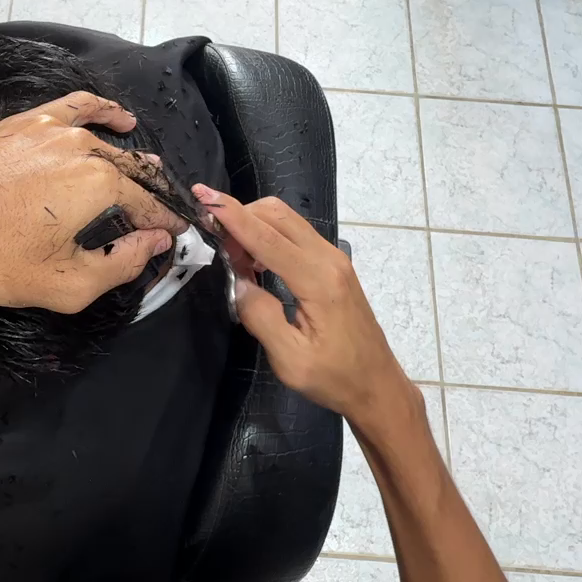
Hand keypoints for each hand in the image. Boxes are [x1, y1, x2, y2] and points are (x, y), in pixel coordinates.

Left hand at [0, 92, 186, 313]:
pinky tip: (112, 116)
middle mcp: (81, 147)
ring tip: (149, 167)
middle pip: (132, 167)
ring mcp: (50, 130)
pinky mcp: (22, 123)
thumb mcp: (69, 285)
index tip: (175, 231)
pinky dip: (100, 109)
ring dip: (132, 152)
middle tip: (160, 211)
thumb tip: (154, 242)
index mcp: (99, 184)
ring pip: (106, 136)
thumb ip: (122, 264)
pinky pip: (73, 107)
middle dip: (152, 191)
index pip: (148, 202)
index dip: (165, 219)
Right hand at [193, 185, 409, 423]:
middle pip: (276, 214)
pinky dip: (268, 233)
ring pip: (286, 219)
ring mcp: (334, 258)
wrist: (378, 386)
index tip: (202, 195)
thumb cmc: (335, 378)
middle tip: (214, 240)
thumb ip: (261, 318)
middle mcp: (328, 259)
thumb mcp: (291, 362)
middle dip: (239, 214)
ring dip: (253, 222)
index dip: (232, 215)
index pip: (266, 236)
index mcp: (318, 281)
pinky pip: (295, 233)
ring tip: (232, 253)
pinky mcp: (334, 264)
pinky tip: (255, 260)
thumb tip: (240, 284)